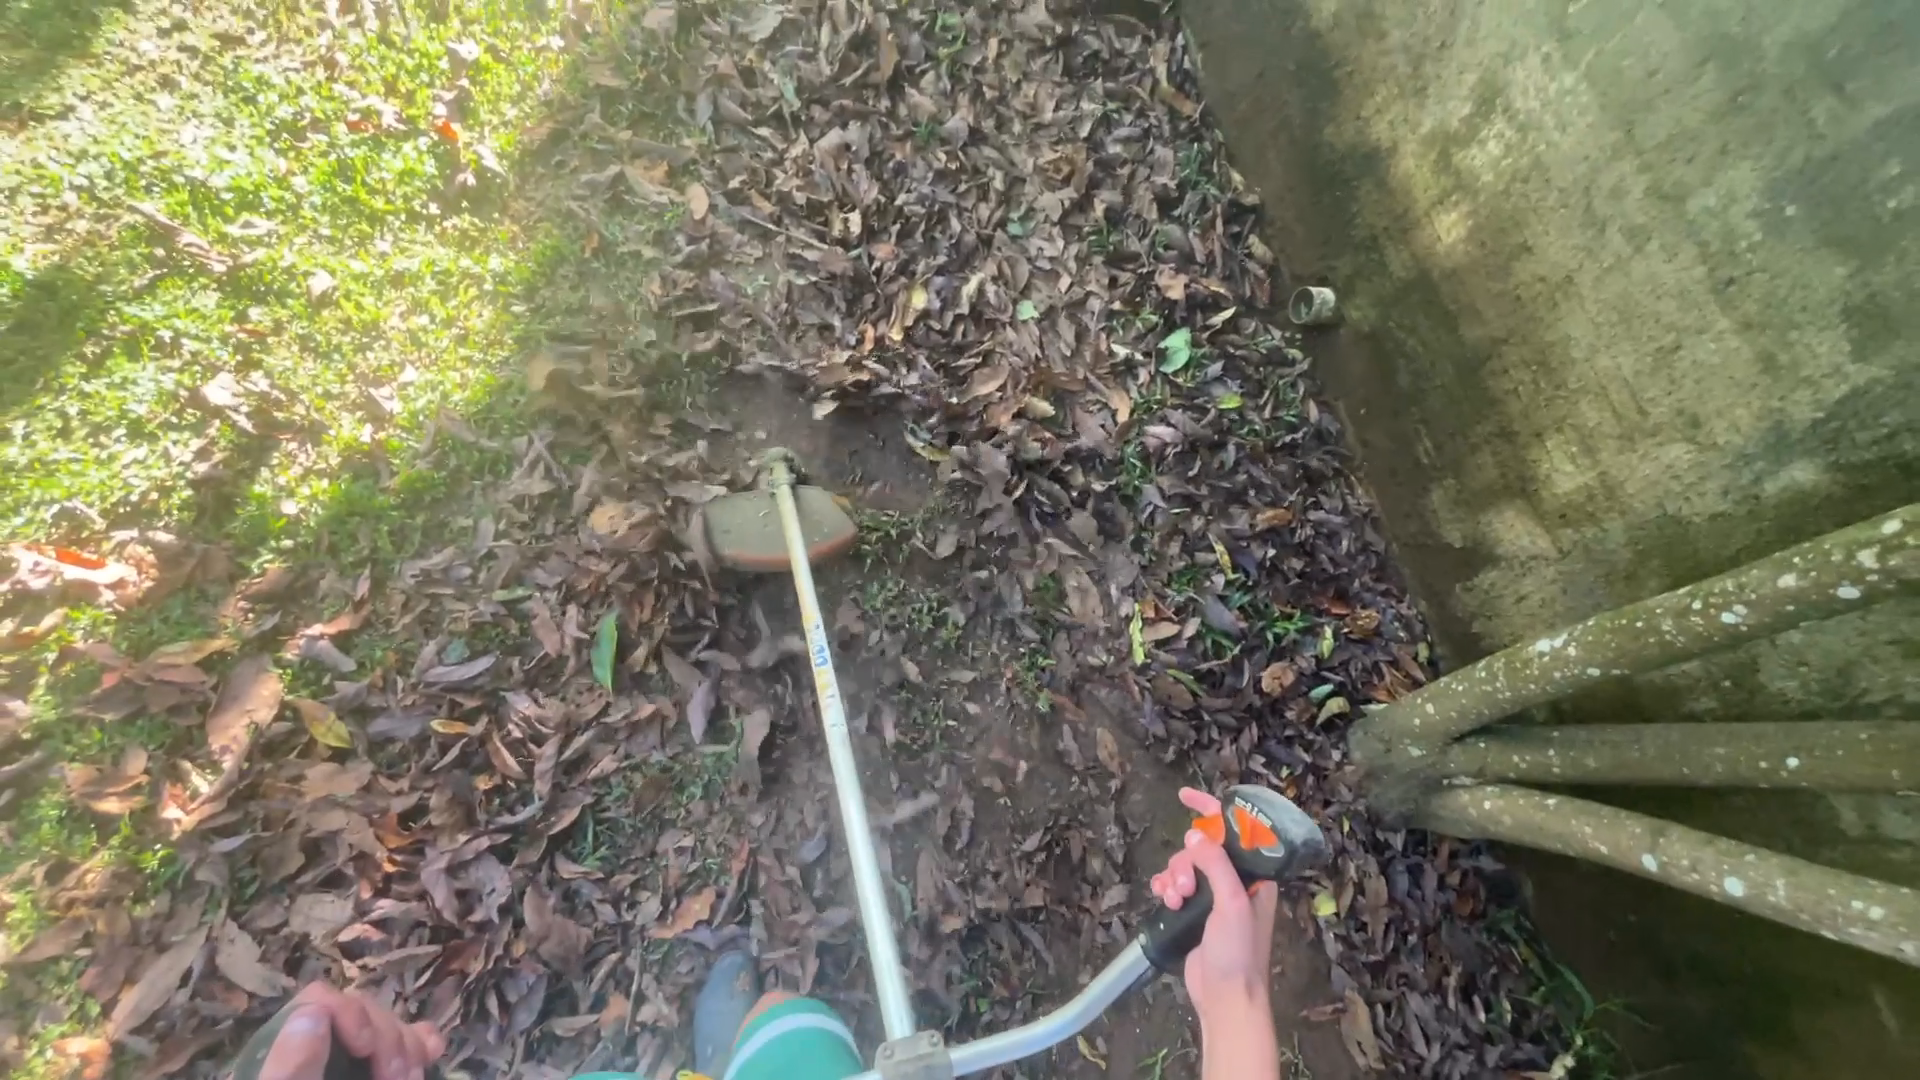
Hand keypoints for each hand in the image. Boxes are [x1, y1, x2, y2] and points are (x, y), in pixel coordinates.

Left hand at [259, 983, 445, 1079]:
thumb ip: (290, 1068)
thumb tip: (315, 1008)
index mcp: (274, 1051)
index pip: (317, 999)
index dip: (351, 1013)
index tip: (367, 1050)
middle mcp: (312, 1045)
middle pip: (360, 1009)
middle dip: (388, 1039)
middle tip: (399, 1078)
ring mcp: (346, 1055)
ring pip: (387, 1022)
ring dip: (408, 1045)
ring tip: (412, 1079)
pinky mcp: (373, 1065)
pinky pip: (404, 1035)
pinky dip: (420, 1042)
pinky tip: (429, 1056)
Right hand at [1149, 788, 1280, 1079]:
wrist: (1225, 998)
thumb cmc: (1238, 950)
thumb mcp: (1232, 902)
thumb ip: (1215, 864)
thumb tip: (1193, 837)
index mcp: (1254, 876)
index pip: (1234, 830)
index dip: (1211, 810)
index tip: (1184, 796)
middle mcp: (1235, 881)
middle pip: (1201, 848)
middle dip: (1185, 861)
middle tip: (1184, 886)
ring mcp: (1214, 897)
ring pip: (1184, 866)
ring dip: (1173, 877)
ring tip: (1174, 899)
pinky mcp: (1195, 912)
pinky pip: (1174, 884)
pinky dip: (1165, 887)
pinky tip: (1162, 898)